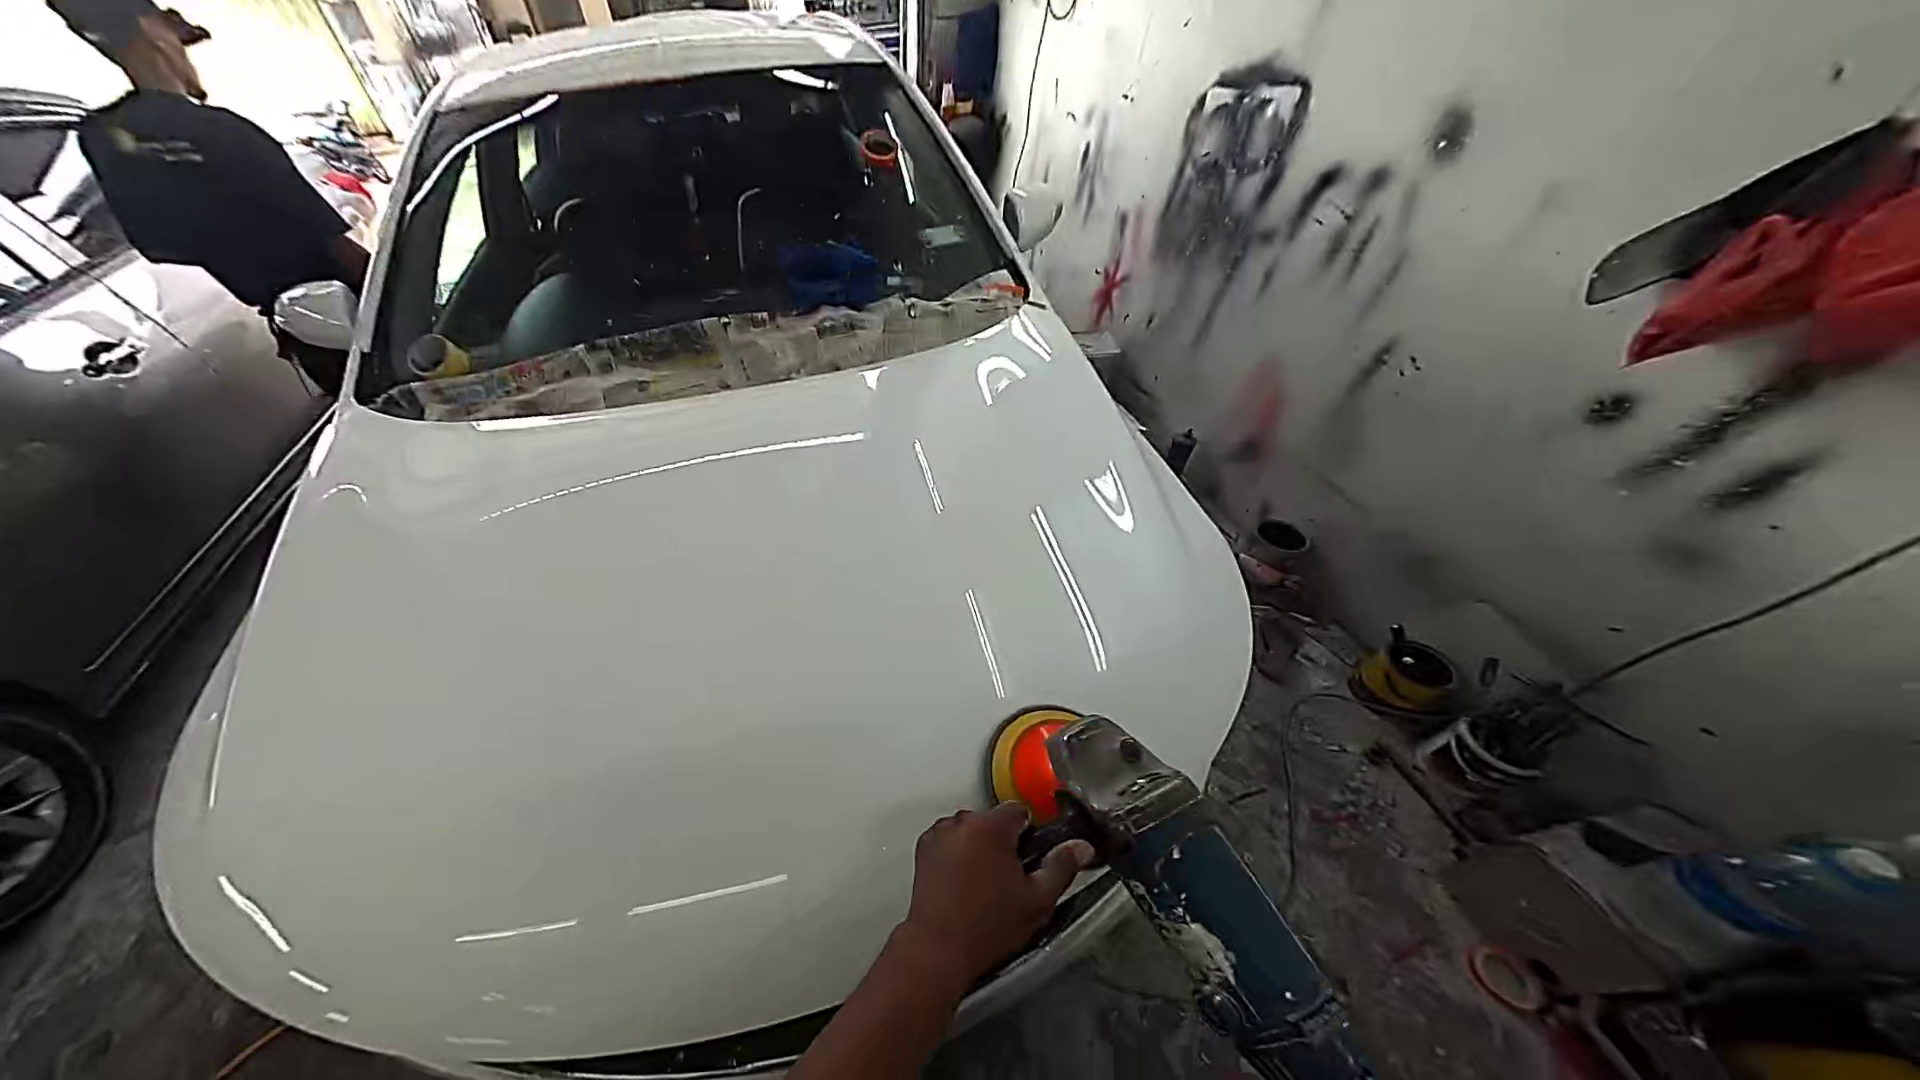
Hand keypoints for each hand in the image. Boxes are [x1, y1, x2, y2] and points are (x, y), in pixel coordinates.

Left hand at [896, 802, 1095, 985]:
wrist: (938, 949)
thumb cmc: (989, 926)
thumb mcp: (1037, 900)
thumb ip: (1062, 867)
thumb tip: (1082, 847)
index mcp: (992, 826)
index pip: (1019, 810)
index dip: (1029, 834)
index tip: (1029, 858)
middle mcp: (962, 822)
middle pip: (992, 820)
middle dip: (1003, 841)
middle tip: (1009, 878)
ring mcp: (939, 834)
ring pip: (970, 830)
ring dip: (978, 846)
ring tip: (984, 884)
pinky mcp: (923, 850)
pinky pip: (949, 841)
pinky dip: (956, 853)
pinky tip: (962, 884)